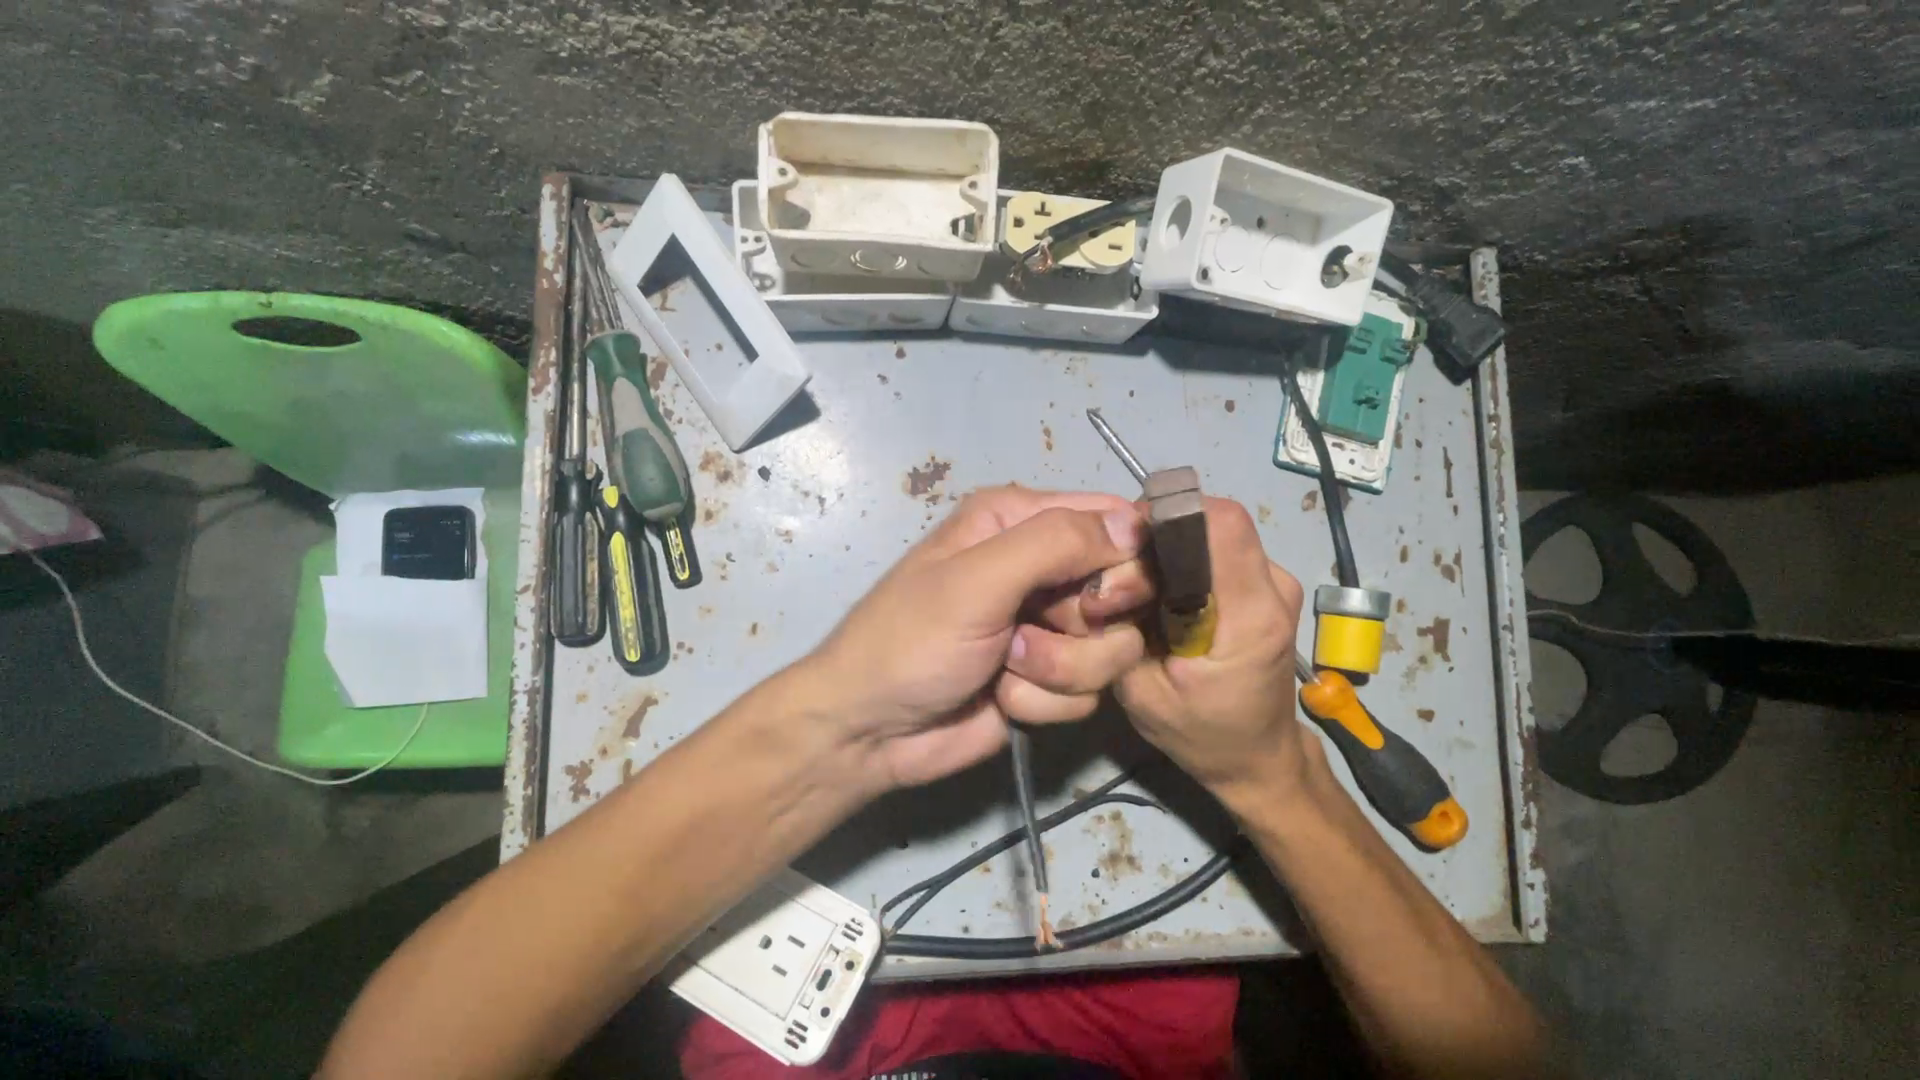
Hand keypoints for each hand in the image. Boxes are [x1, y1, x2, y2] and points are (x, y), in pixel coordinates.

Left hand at [808, 486, 1155, 791]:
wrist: (870, 732)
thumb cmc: (911, 641)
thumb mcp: (978, 580)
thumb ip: (1056, 542)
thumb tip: (1135, 524)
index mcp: (1018, 521)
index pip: (1112, 519)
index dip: (1126, 557)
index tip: (1107, 594)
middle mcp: (1040, 568)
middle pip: (1123, 589)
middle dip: (1085, 622)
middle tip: (1042, 625)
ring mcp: (1047, 628)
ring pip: (1113, 648)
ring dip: (1059, 668)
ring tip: (1005, 666)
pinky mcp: (1049, 681)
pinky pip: (1089, 692)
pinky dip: (1043, 700)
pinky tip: (1001, 696)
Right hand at [1115, 497, 1317, 807]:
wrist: (1258, 759)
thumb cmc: (1202, 735)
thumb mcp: (1141, 694)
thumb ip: (1118, 633)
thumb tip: (1095, 578)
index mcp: (1251, 615)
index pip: (1219, 522)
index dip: (1165, 519)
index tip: (1121, 550)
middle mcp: (1274, 585)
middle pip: (1209, 522)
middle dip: (1154, 540)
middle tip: (1116, 582)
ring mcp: (1275, 580)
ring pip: (1209, 531)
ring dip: (1165, 552)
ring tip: (1135, 593)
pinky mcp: (1265, 583)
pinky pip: (1215, 549)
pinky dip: (1181, 563)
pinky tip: (1160, 598)